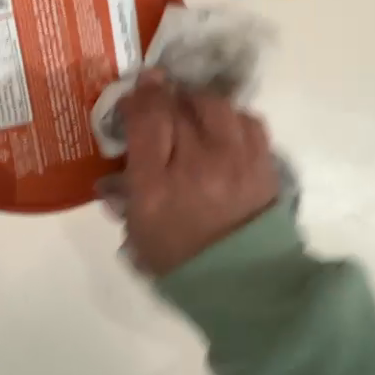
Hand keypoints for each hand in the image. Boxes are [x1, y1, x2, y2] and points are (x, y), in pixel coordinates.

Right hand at [116, 72, 279, 276]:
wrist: (243, 283)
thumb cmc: (180, 262)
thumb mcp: (137, 235)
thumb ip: (123, 200)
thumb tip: (111, 178)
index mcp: (155, 187)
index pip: (146, 122)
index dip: (138, 98)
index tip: (134, 91)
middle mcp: (195, 166)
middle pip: (178, 108)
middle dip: (163, 94)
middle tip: (155, 91)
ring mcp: (234, 162)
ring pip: (214, 106)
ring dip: (196, 100)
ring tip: (188, 106)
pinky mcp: (263, 163)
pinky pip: (247, 121)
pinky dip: (229, 115)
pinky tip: (220, 124)